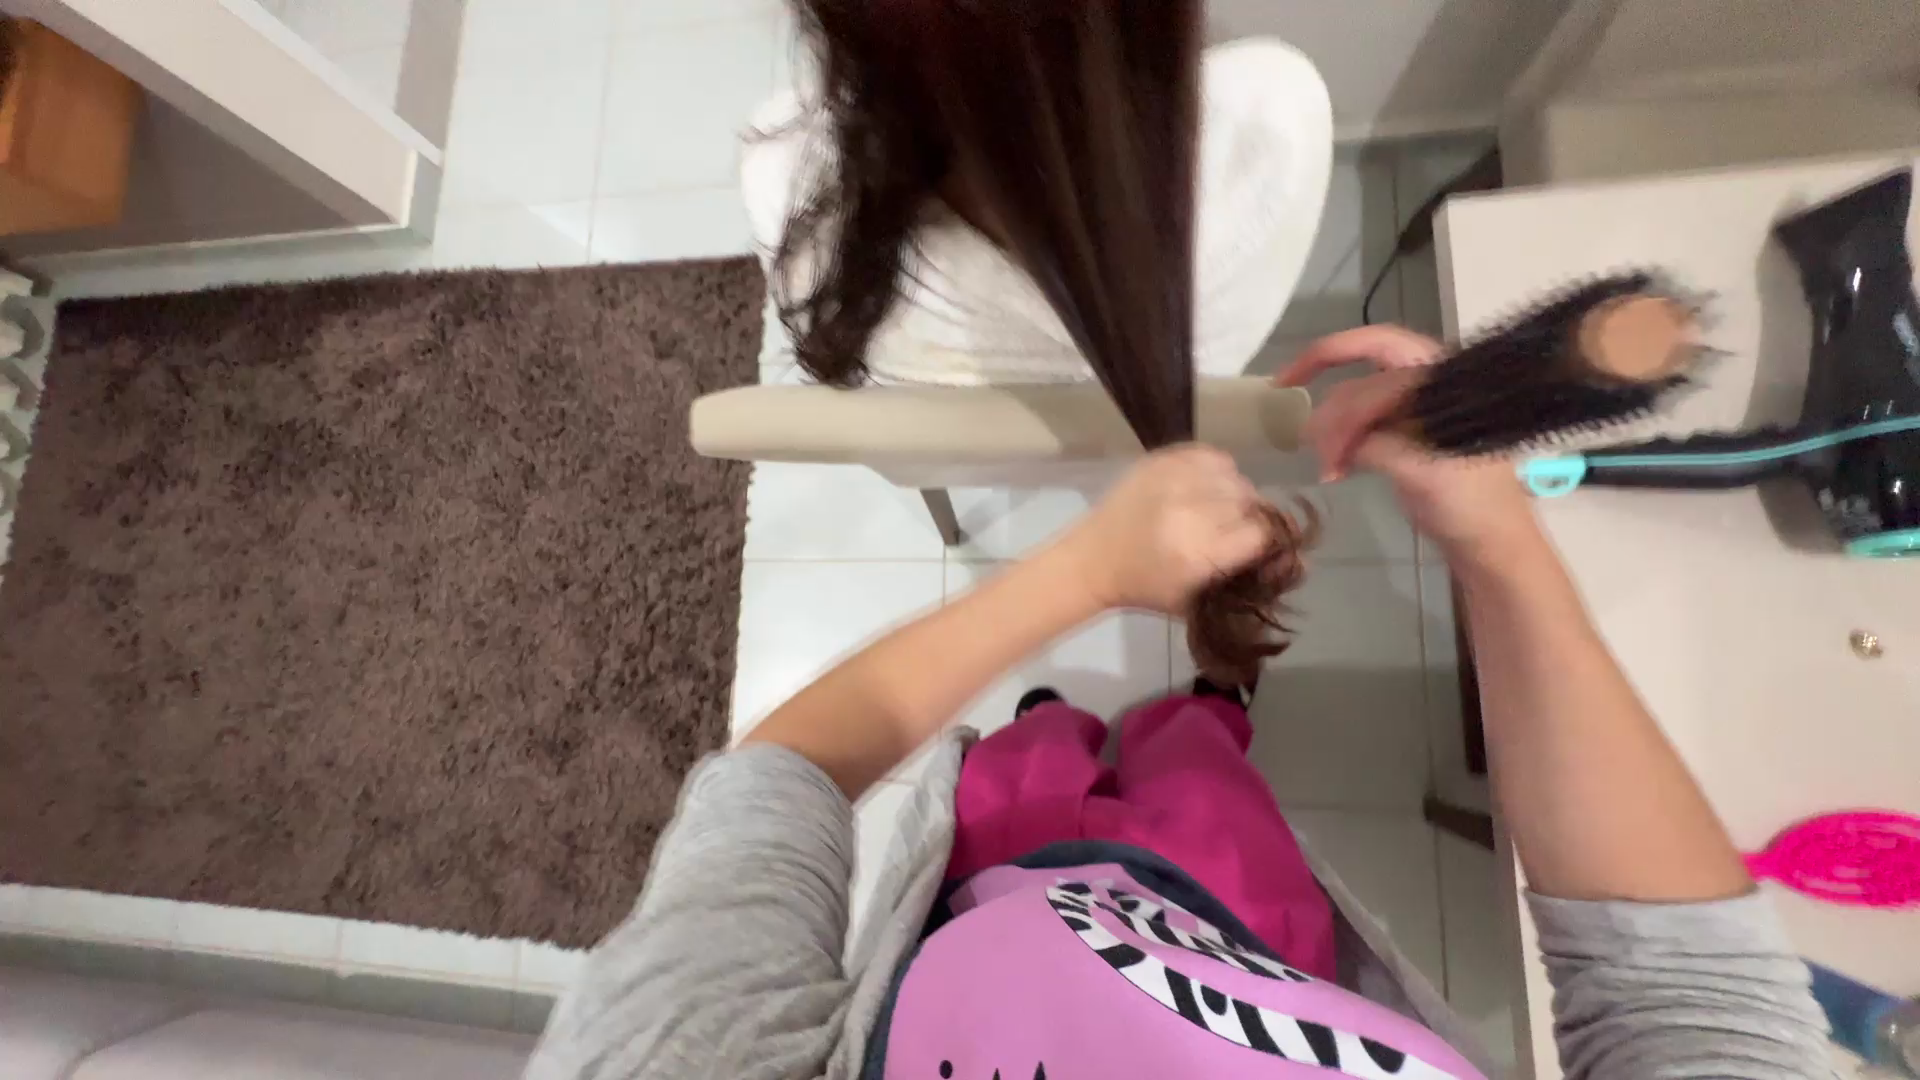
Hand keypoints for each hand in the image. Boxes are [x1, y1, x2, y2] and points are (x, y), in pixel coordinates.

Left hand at [1060, 445, 1271, 615]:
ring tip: (1214, 508)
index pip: (1260, 533)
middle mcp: (1188, 512)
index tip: (1252, 545)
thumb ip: (1249, 580)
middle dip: (1247, 517)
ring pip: (1234, 477)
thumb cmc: (1146, 587)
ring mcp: (1172, 481)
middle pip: (1250, 502)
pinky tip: (1203, 488)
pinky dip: (1215, 470)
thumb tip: (1300, 563)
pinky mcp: (1159, 461)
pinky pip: (1211, 455)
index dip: (1263, 539)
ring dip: (1233, 493)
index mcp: (1198, 553)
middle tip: (1229, 529)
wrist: (1092, 560)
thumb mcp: (1198, 598)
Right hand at [1278, 326, 1543, 568]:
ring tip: (1327, 467)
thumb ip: (1373, 442)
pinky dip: (1343, 445)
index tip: (1285, 383)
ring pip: (1358, 403)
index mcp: (1443, 379)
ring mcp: (1417, 412)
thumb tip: (1322, 434)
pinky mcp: (1407, 436)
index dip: (1326, 357)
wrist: (1489, 541)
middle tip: (1305, 439)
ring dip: (1334, 432)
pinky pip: (1363, 428)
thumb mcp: (1420, 470)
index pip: (1376, 354)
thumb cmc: (1468, 503)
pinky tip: (1335, 470)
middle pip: (1362, 374)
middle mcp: (1430, 385)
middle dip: (1330, 406)